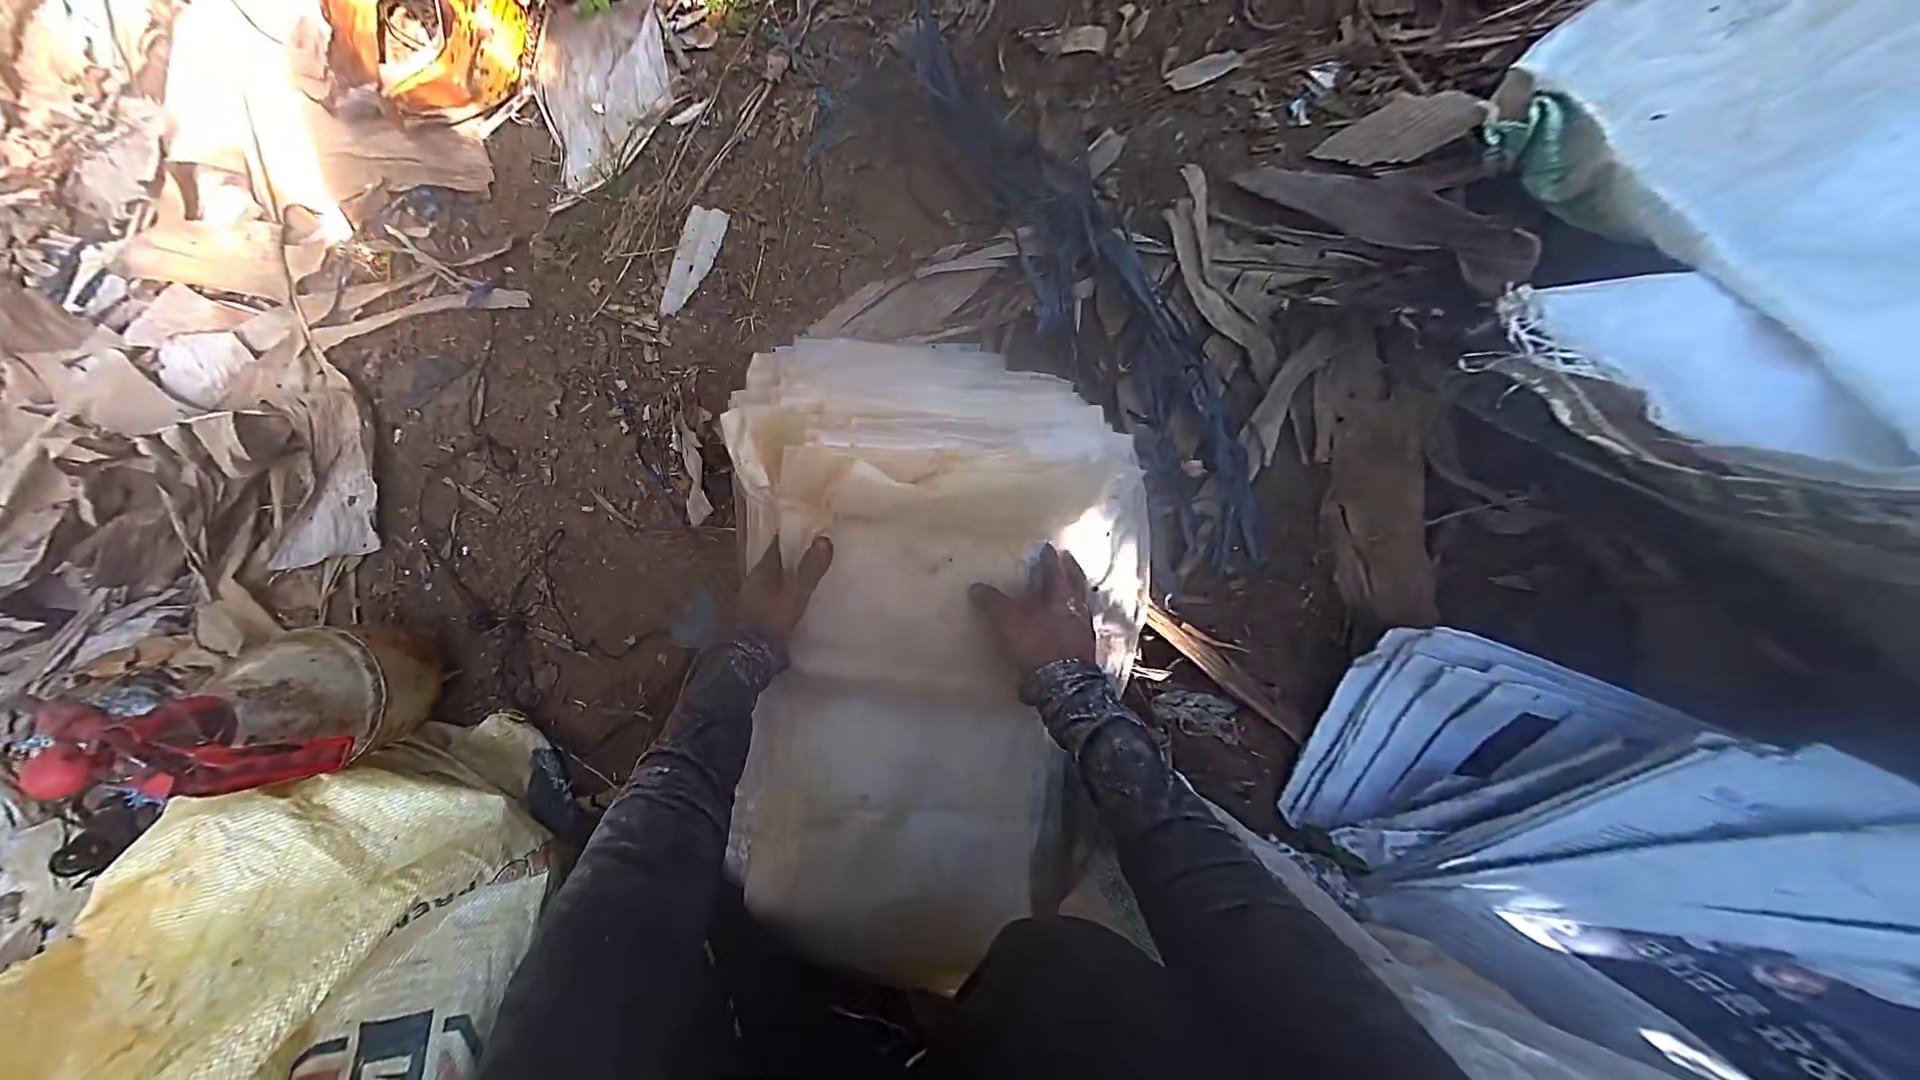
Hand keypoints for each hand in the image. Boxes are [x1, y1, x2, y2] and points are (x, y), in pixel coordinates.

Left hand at [736, 536, 833, 645]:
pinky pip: (769, 592)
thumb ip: (810, 569)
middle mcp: (753, 579)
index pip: (776, 544)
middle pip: (773, 560)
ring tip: (804, 572)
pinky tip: (791, 594)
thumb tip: (824, 539)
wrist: (749, 652)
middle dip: (790, 554)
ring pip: (771, 576)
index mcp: (763, 569)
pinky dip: (781, 588)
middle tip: (811, 550)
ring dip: (785, 572)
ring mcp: (750, 596)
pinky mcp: (752, 611)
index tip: (807, 530)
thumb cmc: (773, 618)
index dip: (790, 536)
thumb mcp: (797, 593)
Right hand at [970, 543, 1096, 674]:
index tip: (1046, 547)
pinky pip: (1081, 619)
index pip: (1054, 569)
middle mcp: (1077, 606)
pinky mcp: (1086, 644)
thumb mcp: (1009, 622)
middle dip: (1070, 568)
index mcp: (1061, 594)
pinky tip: (1068, 618)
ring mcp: (1084, 625)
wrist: (1064, 683)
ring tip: (1069, 585)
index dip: (1048, 557)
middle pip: (1076, 580)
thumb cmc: (1038, 645)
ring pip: (1082, 599)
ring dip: (1076, 590)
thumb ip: (993, 603)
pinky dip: (1075, 613)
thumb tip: (976, 587)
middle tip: (1065, 558)